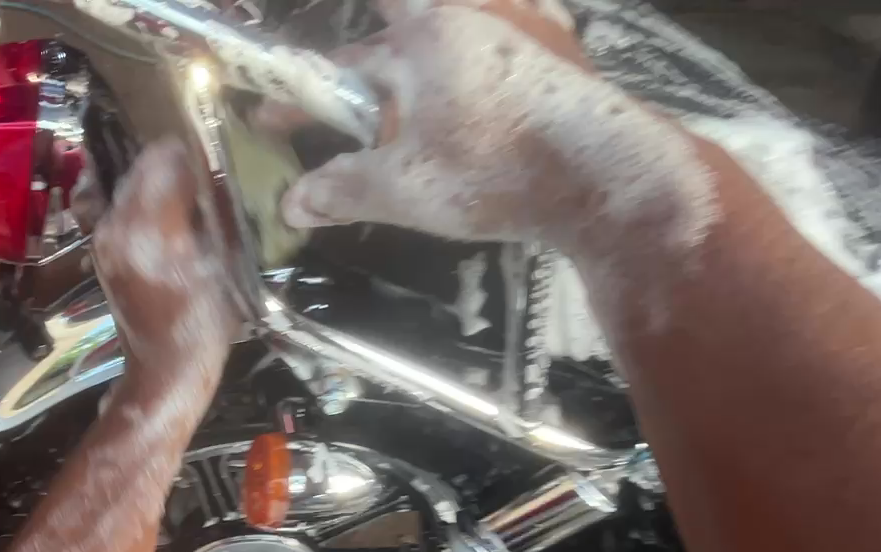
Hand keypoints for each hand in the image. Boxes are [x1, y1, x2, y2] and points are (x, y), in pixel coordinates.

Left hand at [92, 138, 237, 401]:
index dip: (190, 150)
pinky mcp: (98, 253)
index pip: (163, 155)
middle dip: (168, 162)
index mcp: (148, 226)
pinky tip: (161, 217)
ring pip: (123, 183)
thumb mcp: (224, 262)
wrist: (164, 370)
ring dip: (151, 182)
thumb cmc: (203, 323)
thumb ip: (215, 209)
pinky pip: (114, 208)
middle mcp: (115, 225)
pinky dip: (136, 203)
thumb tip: (212, 168)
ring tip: (180, 195)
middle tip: (198, 175)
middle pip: (138, 164)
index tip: (211, 159)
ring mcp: (100, 240)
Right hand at [265, 0, 715, 261]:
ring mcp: (522, 28)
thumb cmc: (491, 171)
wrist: (606, 177)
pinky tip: (459, 118)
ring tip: (395, 130)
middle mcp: (474, 14)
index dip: (302, 83)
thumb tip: (290, 204)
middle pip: (393, 43)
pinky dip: (455, 81)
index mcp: (426, 33)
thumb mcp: (398, 189)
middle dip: (355, 85)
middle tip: (333, 128)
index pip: (347, 51)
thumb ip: (337, 191)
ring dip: (408, 80)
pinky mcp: (554, 55)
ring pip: (441, 46)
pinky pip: (485, 55)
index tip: (274, 112)